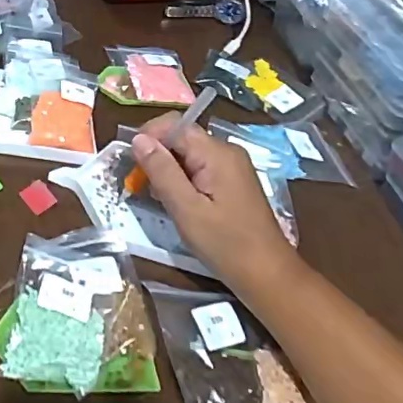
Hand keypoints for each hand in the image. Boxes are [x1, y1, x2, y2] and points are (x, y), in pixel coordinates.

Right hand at [131, 113, 301, 292]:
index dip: (148, 136)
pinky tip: (177, 201)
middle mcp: (226, 151)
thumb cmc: (226, 245)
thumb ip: (162, 171)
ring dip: (168, 168)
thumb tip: (138, 139)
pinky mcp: (233, 181)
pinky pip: (200, 167)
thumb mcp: (186, 209)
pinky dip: (182, 178)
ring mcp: (232, 166)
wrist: (270, 277)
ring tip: (156, 195)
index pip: (174, 125)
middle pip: (181, 137)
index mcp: (216, 153)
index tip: (132, 163)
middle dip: (156, 154)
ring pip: (188, 153)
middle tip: (140, 183)